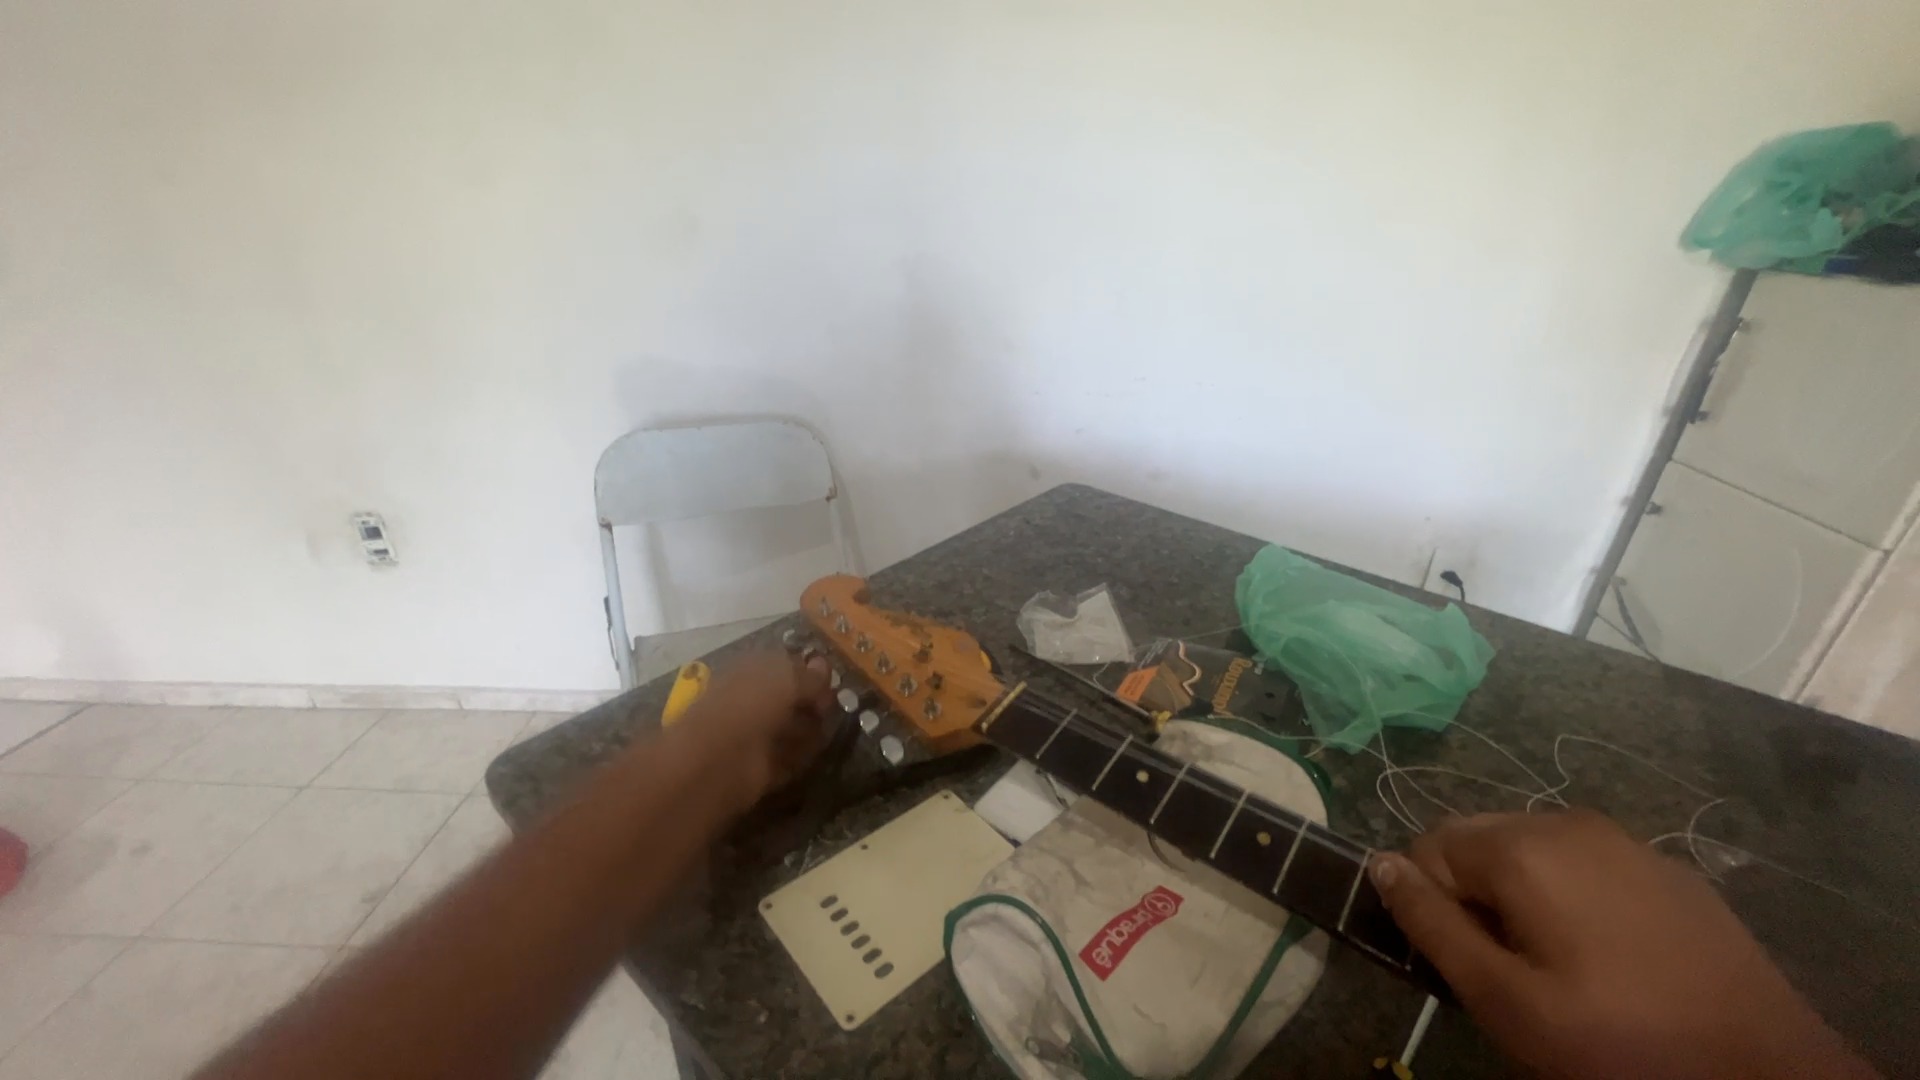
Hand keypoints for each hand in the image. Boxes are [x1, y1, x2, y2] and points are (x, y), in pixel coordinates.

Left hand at [667, 650, 836, 809]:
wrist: (719, 759)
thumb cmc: (752, 705)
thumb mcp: (787, 678)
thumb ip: (811, 676)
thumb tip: (825, 669)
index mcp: (751, 670)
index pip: (786, 667)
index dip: (811, 673)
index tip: (832, 683)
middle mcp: (751, 700)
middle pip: (790, 699)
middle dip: (813, 704)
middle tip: (832, 710)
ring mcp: (754, 735)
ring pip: (791, 728)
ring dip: (810, 730)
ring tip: (826, 731)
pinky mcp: (759, 767)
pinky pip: (788, 758)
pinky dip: (801, 756)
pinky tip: (815, 753)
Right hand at [1369, 810, 1876, 1079]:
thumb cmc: (1621, 1042)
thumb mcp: (1505, 999)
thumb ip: (1430, 924)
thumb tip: (1378, 862)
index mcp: (1521, 845)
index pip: (1427, 848)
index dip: (1432, 905)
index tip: (1468, 961)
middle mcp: (1566, 821)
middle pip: (1476, 841)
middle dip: (1473, 894)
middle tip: (1507, 966)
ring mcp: (1624, 841)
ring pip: (1528, 849)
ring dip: (1519, 894)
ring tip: (1554, 961)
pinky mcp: (1668, 869)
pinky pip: (1584, 864)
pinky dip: (1570, 894)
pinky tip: (1606, 953)